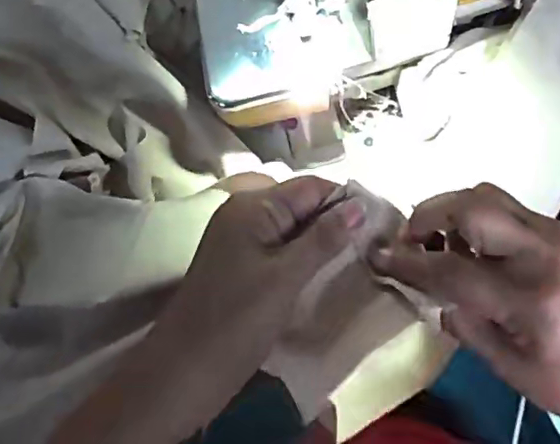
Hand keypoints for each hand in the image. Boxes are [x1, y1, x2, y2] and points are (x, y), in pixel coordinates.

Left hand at [156, 175, 365, 376]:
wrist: (180, 373)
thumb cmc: (236, 320)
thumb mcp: (286, 278)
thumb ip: (322, 239)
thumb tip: (358, 205)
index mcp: (253, 204)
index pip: (310, 187)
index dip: (345, 201)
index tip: (379, 222)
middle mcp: (244, 210)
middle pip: (300, 203)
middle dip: (334, 221)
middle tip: (372, 245)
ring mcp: (238, 236)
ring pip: (290, 226)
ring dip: (319, 240)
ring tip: (355, 260)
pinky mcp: (237, 261)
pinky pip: (277, 245)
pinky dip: (300, 256)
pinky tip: (321, 274)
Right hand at [370, 183, 559, 443]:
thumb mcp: (503, 366)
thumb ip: (459, 319)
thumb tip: (421, 281)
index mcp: (531, 299)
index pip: (455, 269)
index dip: (410, 263)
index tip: (378, 256)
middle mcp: (543, 252)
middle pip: (470, 208)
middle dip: (429, 215)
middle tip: (408, 237)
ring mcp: (551, 232)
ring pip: (484, 194)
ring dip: (449, 208)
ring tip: (432, 236)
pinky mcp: (553, 225)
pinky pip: (500, 202)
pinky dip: (471, 211)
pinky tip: (463, 238)